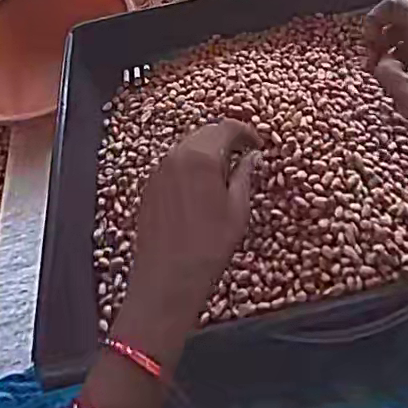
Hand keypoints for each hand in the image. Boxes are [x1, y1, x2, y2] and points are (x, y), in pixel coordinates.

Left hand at [115, 120, 258, 355]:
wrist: (166, 280)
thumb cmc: (208, 247)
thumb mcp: (237, 210)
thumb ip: (245, 175)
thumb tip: (253, 156)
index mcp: (200, 157)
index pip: (226, 127)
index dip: (246, 132)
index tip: (258, 144)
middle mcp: (176, 156)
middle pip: (205, 133)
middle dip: (227, 139)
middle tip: (245, 155)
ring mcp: (159, 170)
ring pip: (188, 146)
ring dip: (208, 151)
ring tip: (226, 171)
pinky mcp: (150, 185)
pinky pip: (174, 163)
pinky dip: (191, 165)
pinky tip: (202, 186)